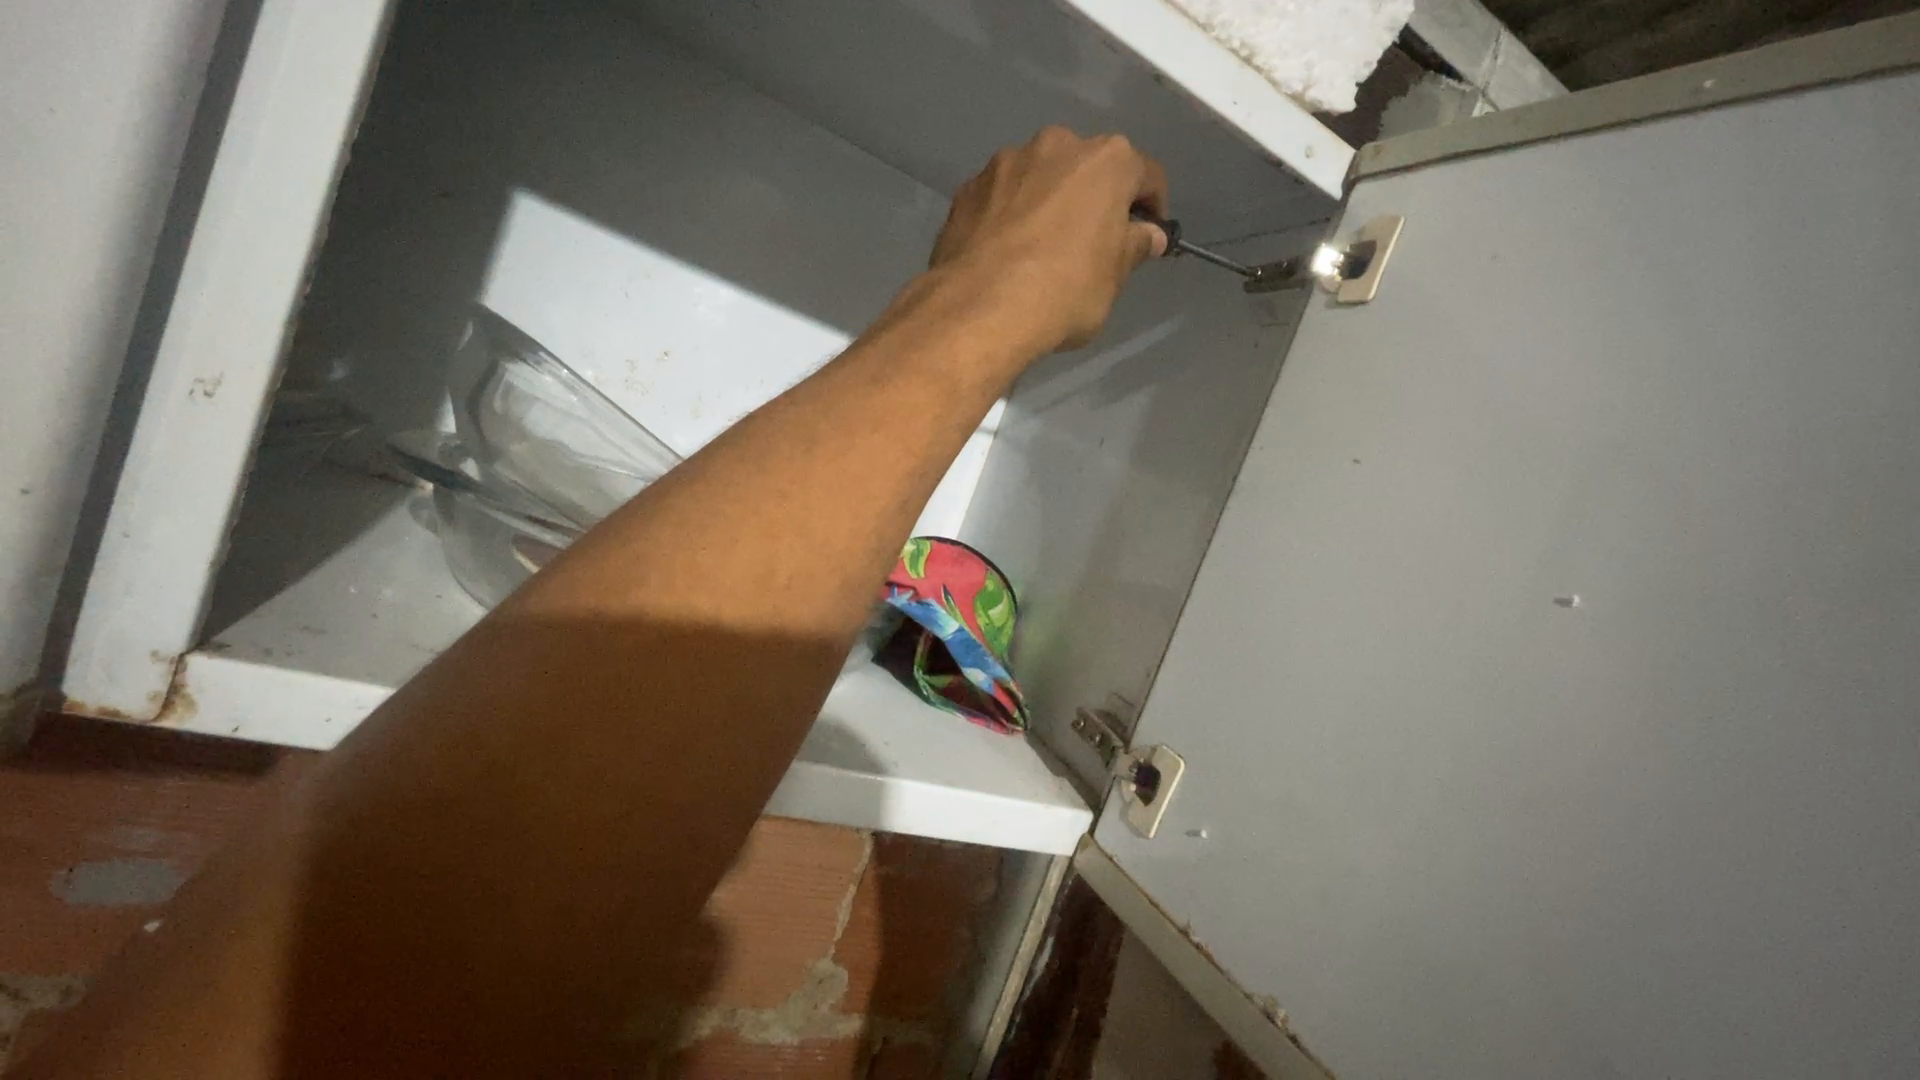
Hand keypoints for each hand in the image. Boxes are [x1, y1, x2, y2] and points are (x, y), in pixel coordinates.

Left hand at [929, 127, 1168, 351]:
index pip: (1145, 175)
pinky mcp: (966, 190)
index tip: (1148, 235)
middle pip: (1086, 169)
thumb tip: (1148, 235)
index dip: (1152, 207)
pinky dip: (1008, 218)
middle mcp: (1056, 146)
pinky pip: (1000, 200)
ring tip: (1040, 249)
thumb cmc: (1064, 292)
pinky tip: (1004, 254)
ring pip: (1038, 179)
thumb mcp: (1114, 279)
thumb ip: (1133, 248)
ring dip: (1046, 203)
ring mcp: (1005, 164)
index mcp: (1106, 161)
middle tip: (1091, 242)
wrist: (980, 309)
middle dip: (1093, 199)